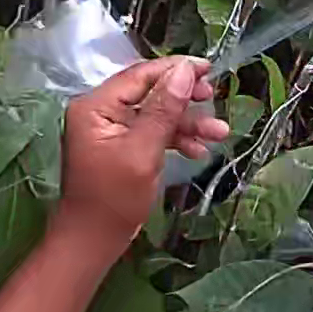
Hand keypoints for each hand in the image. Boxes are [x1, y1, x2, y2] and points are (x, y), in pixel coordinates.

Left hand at [56, 56, 228, 256]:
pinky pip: (154, 132)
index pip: (141, 75)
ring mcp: (113, 129)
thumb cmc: (113, 198)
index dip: (176, 69)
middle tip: (212, 97)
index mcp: (96, 106)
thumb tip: (186, 71)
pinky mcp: (124, 146)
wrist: (92, 243)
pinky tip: (198, 150)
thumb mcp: (143, 151)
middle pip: (151, 92)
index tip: (208, 68)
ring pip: (158, 114)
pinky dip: (177, 138)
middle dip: (185, 97)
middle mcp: (102, 111)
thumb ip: (165, 109)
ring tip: (219, 132)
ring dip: (188, 122)